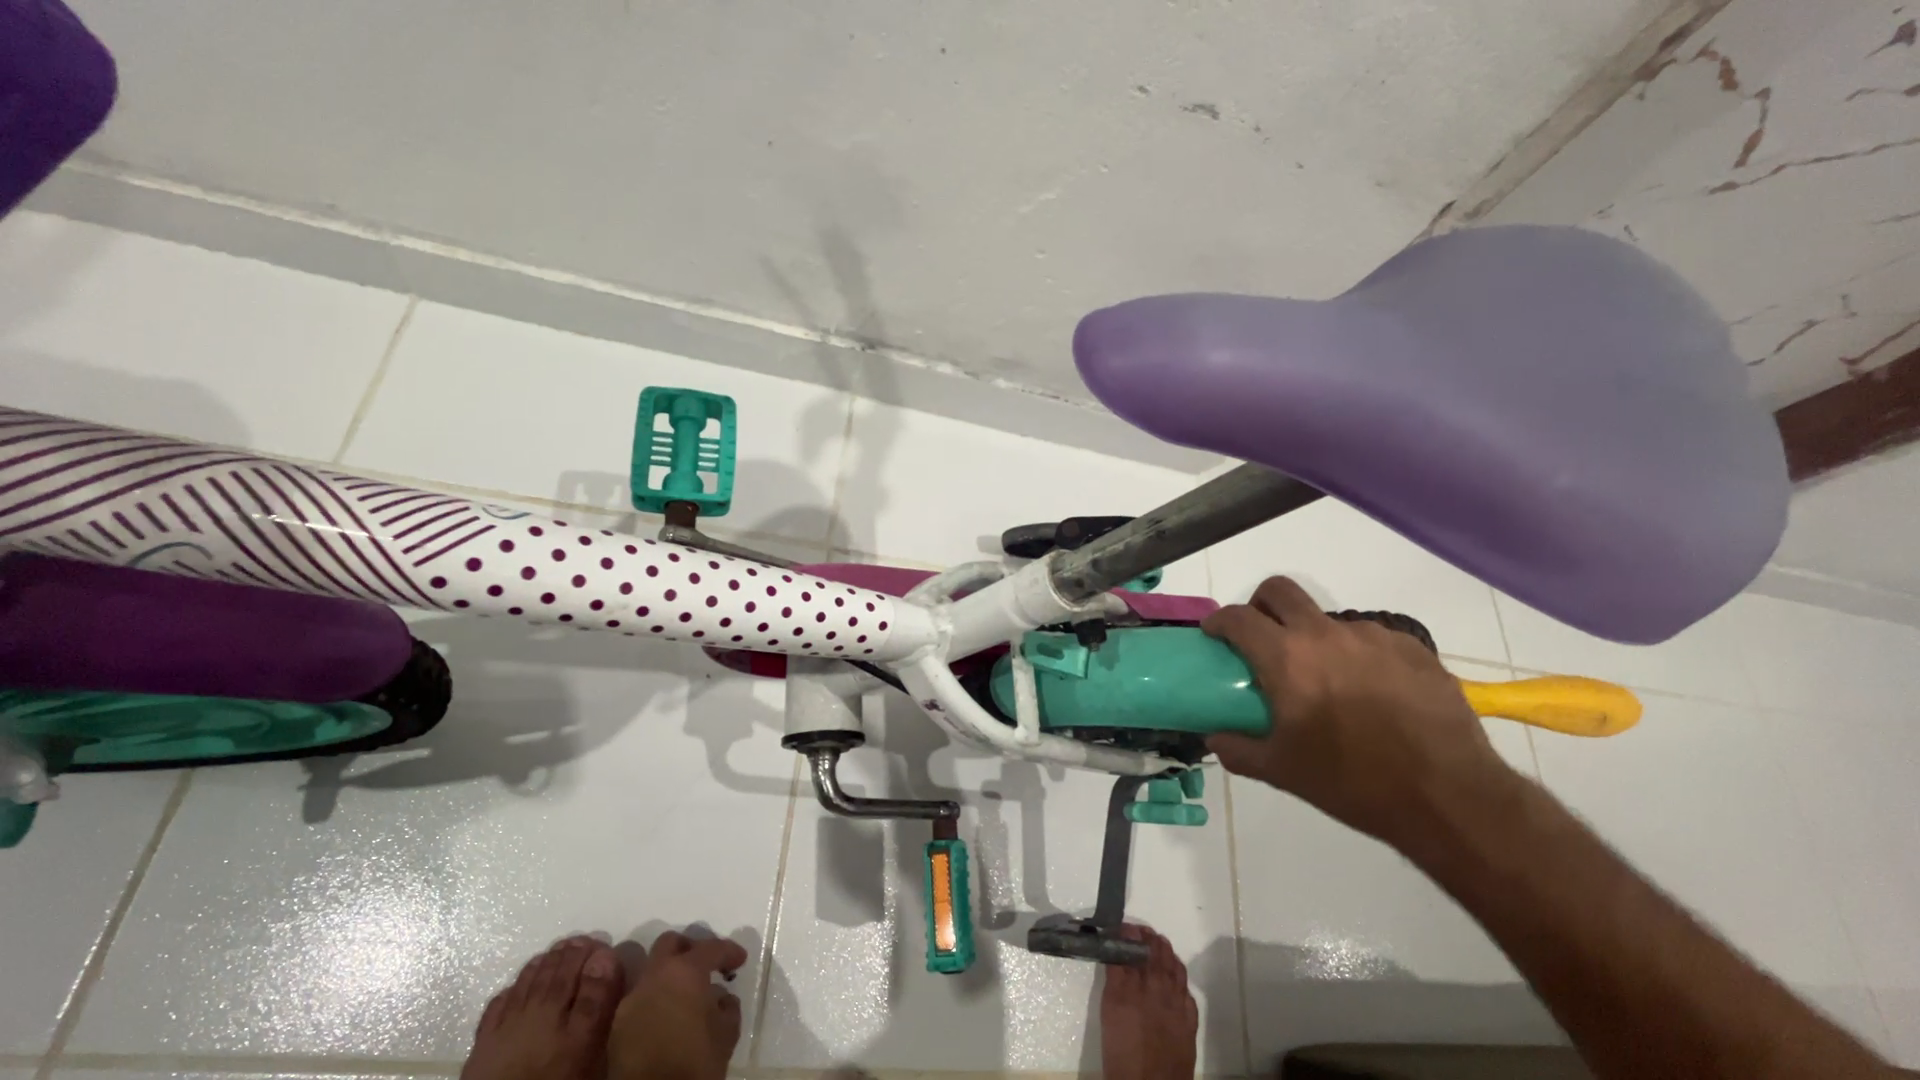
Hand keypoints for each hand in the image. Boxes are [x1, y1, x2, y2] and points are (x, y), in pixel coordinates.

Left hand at [608, 930, 748, 1079]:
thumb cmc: (695, 1063)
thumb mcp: (727, 1034)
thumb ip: (727, 1007)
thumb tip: (720, 998)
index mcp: (685, 973)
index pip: (711, 948)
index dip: (729, 951)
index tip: (740, 961)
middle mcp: (654, 977)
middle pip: (670, 944)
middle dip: (690, 948)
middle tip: (706, 965)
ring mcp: (631, 1000)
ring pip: (651, 972)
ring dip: (670, 976)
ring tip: (687, 996)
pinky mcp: (618, 1025)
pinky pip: (640, 999)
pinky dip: (656, 999)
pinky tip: (669, 1018)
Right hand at [1202, 576, 1517, 843]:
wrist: (1447, 795)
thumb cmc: (1352, 783)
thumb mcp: (1282, 772)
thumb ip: (1238, 749)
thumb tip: (1215, 737)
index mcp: (1287, 659)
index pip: (1238, 618)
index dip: (1219, 621)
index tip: (1214, 634)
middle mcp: (1326, 635)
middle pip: (1280, 591)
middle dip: (1260, 606)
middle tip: (1262, 640)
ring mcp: (1374, 637)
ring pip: (1328, 620)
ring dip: (1314, 638)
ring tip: (1325, 681)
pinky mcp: (1413, 649)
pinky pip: (1372, 640)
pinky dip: (1358, 656)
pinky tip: (1371, 694)